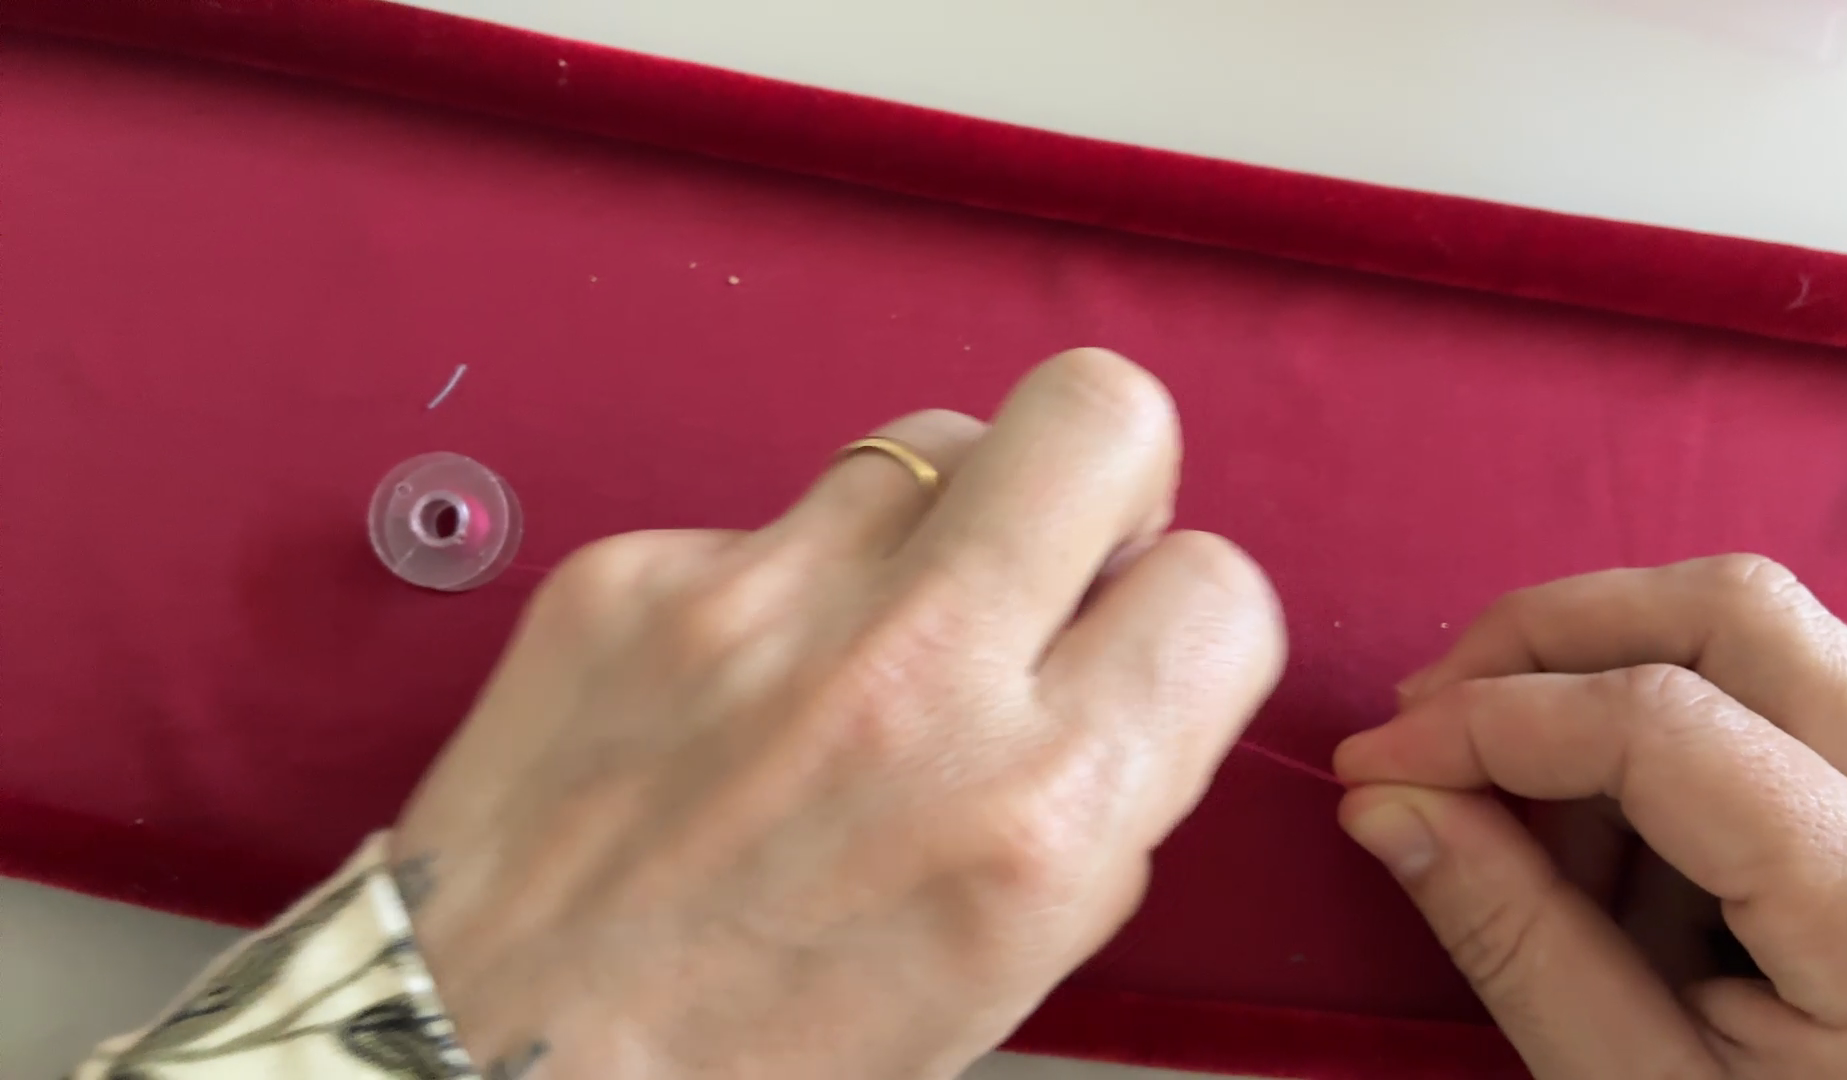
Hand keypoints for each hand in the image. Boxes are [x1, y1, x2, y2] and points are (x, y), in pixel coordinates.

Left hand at [390, 350, 1284, 1079]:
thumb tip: (1119, 638)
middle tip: (1056, 528)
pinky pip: (791, 502)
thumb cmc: (782, 1041)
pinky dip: (810, 560)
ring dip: (945, 511)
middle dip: (1110, 454)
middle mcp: (909, 681)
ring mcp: (760, 604)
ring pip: (935, 438)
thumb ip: (1098, 778)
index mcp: (1036, 811)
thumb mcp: (1010, 951)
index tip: (1139, 623)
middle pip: (1096, 413)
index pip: (1218, 594)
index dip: (1195, 603)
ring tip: (886, 610)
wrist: (505, 1065)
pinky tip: (758, 655)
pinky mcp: (637, 570)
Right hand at [1334, 556, 1846, 1078]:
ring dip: (1572, 675)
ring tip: (1506, 792)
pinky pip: (1746, 689)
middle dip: (1536, 634)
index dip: (1477, 721)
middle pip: (1728, 612)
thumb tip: (1376, 802)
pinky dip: (1620, 723)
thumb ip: (1508, 937)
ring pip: (1737, 628)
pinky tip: (1589, 831)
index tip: (1369, 764)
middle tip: (1433, 707)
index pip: (1655, 727)